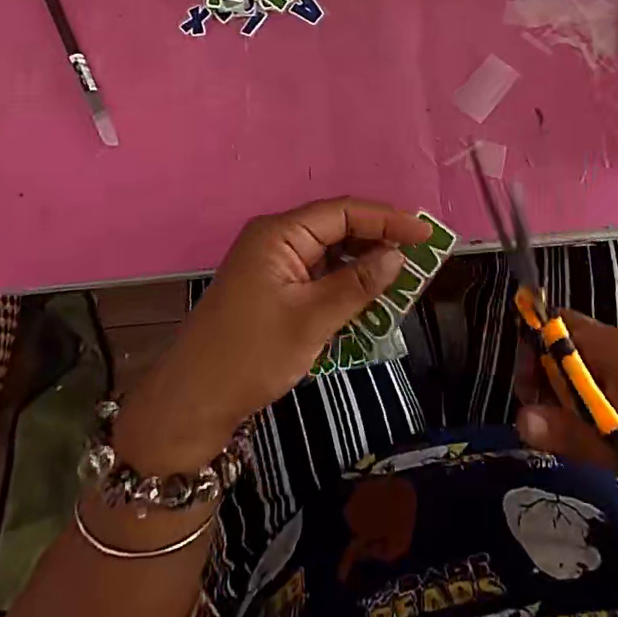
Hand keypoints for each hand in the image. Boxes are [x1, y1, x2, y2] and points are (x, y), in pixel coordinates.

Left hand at [119, 198, 430, 469]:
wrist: (191, 404)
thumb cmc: (250, 356)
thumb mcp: (312, 320)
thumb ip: (358, 284)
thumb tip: (398, 256)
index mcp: (279, 234)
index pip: (344, 212)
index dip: (388, 219)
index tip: (426, 235)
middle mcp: (276, 240)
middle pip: (339, 228)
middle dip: (379, 241)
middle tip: (420, 258)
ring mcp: (273, 265)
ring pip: (332, 253)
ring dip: (365, 266)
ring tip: (402, 280)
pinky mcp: (274, 290)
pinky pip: (320, 276)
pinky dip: (347, 286)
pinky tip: (370, 301)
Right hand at [512, 310, 617, 519]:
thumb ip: (567, 434)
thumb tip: (519, 419)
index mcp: (614, 346)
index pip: (555, 323)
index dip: (531, 350)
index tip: (525, 392)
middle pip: (566, 348)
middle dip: (547, 383)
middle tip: (549, 426)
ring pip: (585, 374)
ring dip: (571, 403)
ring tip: (580, 442)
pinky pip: (606, 391)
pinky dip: (594, 413)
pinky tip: (606, 446)